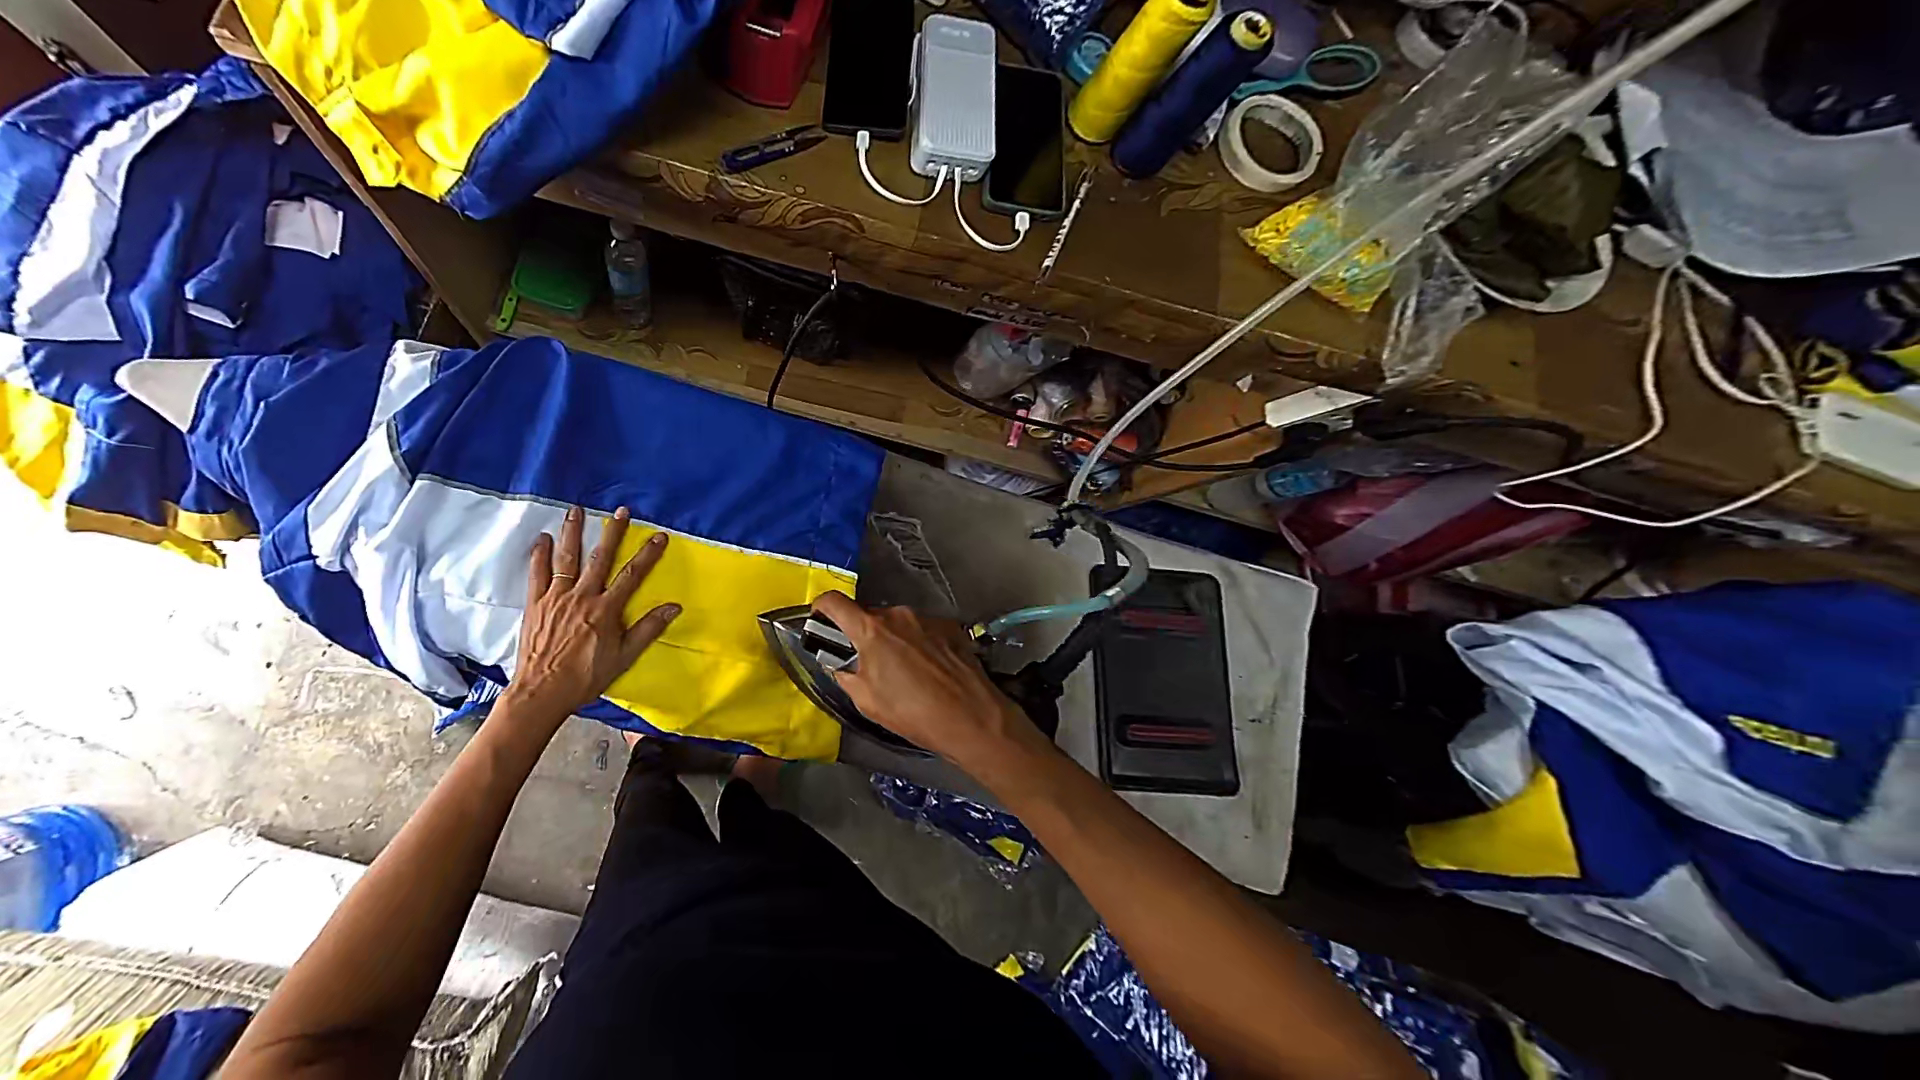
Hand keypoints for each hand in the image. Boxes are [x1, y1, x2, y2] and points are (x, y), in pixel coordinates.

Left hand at [507, 505, 679, 721]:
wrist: (542, 692)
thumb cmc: (586, 677)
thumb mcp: (624, 656)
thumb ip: (648, 628)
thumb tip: (674, 607)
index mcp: (606, 609)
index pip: (633, 574)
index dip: (648, 554)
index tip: (659, 536)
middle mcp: (582, 597)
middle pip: (601, 558)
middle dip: (613, 532)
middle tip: (621, 511)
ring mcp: (556, 598)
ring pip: (567, 558)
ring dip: (573, 532)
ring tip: (576, 510)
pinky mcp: (536, 604)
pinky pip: (537, 573)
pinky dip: (539, 554)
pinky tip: (542, 538)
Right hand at [813, 592, 1051, 778]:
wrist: (971, 717)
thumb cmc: (915, 714)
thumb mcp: (866, 701)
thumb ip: (846, 674)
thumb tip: (841, 663)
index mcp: (872, 630)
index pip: (835, 602)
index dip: (821, 608)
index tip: (820, 618)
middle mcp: (899, 616)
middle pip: (870, 616)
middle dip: (863, 635)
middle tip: (867, 665)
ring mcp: (928, 619)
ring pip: (898, 623)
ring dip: (893, 641)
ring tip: (904, 674)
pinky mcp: (950, 626)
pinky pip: (923, 629)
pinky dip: (918, 643)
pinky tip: (928, 671)